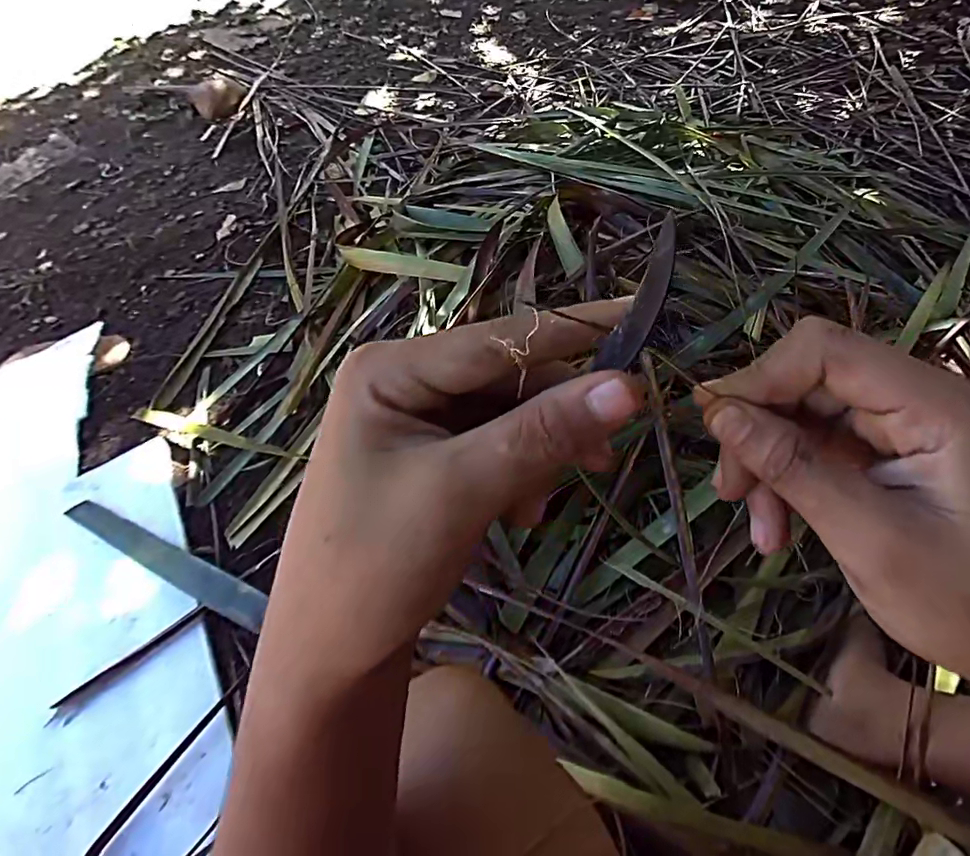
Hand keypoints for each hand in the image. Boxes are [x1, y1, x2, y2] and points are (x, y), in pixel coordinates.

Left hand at [263, 299, 644, 687]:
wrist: (330, 657)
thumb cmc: (375, 566)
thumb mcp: (465, 489)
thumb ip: (546, 431)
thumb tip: (629, 385)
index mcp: (393, 369)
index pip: (503, 338)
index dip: (576, 328)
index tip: (639, 313)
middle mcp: (408, 379)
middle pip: (514, 377)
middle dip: (557, 418)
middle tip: (603, 458)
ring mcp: (422, 416)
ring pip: (517, 412)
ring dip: (543, 453)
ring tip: (538, 505)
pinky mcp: (439, 450)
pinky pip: (505, 441)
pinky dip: (526, 471)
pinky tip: (521, 511)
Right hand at [696, 318, 969, 713]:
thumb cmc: (968, 604)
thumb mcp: (870, 539)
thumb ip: (794, 469)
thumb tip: (720, 414)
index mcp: (930, 401)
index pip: (826, 349)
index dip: (762, 376)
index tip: (713, 421)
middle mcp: (915, 397)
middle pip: (810, 378)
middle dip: (762, 428)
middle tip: (730, 489)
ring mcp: (902, 425)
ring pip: (808, 414)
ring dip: (772, 462)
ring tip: (760, 528)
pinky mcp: (889, 453)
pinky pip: (823, 446)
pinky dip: (793, 481)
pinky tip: (779, 528)